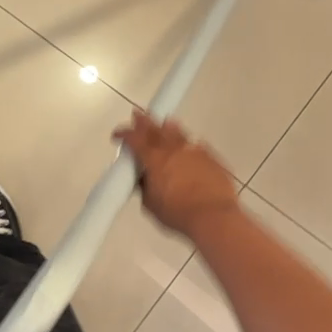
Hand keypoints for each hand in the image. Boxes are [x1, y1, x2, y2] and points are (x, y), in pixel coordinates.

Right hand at [113, 110, 241, 239]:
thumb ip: (145, 186)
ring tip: (166, 122)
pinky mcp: (212, 158)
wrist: (214, 217)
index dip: (123, 134)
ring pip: (178, 132)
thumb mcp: (150, 204)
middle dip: (144, 121)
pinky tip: (190, 148)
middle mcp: (173, 149)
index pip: (134, 139)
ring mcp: (195, 151)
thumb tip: (145, 180)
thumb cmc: (177, 213)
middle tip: (138, 113)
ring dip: (168, 127)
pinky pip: (198, 145)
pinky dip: (189, 144)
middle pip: (155, 128)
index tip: (117, 135)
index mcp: (153, 159)